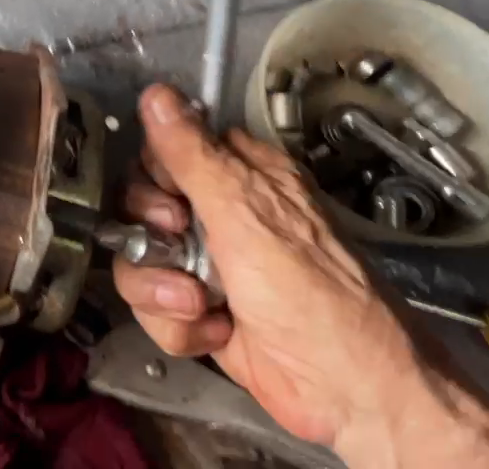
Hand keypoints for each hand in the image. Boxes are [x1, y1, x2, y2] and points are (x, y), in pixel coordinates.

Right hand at [111, 84, 432, 446]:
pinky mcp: (198, 310)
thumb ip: (191, 154)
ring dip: (160, 287)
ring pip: (139, 258)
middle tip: (180, 243)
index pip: (165, 152)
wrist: (350, 395)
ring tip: (199, 302)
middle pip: (140, 205)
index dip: (155, 174)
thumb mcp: (244, 213)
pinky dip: (177, 323)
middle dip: (151, 234)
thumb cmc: (313, 296)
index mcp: (241, 178)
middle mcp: (220, 217)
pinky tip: (214, 329)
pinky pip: (153, 305)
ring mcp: (207, 265)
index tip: (171, 196)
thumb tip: (157, 93)